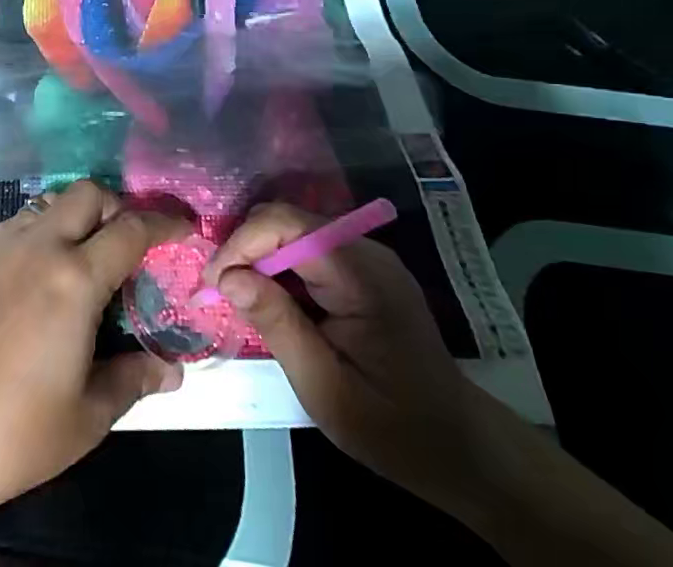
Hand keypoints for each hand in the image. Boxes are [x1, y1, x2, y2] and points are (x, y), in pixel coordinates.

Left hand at [0, 181, 189, 526]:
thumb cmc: (19, 429)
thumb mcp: (91, 412)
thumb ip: (135, 377)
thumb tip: (170, 369)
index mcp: (74, 279)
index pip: (130, 230)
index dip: (165, 224)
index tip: (185, 229)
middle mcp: (37, 247)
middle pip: (87, 194)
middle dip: (118, 208)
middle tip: (133, 247)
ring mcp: (1, 248)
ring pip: (50, 202)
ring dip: (78, 216)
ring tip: (91, 260)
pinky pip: (21, 222)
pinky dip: (46, 229)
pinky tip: (49, 274)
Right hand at [205, 200, 478, 501]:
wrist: (461, 450)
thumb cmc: (393, 425)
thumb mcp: (324, 384)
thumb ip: (276, 323)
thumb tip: (226, 276)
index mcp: (361, 273)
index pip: (284, 225)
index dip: (239, 244)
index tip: (211, 284)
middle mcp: (364, 252)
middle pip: (284, 222)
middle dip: (243, 250)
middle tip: (217, 292)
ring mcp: (364, 259)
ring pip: (289, 234)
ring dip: (255, 261)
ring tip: (233, 299)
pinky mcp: (358, 273)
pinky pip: (303, 253)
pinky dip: (274, 271)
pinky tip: (264, 302)